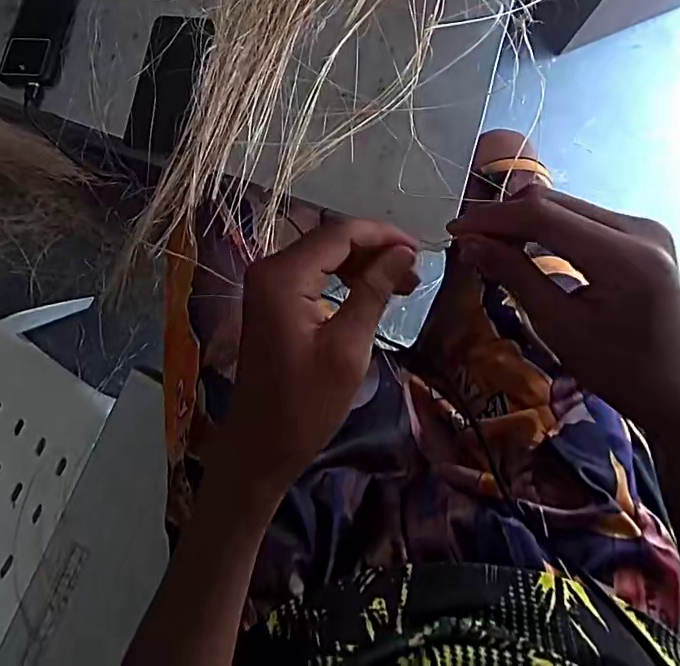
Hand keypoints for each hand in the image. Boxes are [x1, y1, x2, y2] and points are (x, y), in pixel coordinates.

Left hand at [214, 219, 419, 492]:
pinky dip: (343, 277)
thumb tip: (403, 252)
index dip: (382, 235)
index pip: (338, 234)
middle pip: (330, 240)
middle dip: (374, 250)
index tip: (419, 249)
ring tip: (403, 283)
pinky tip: (371, 291)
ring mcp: (267, 282)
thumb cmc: (305, 404)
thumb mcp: (348, 348)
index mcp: (283, 275)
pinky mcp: (271, 298)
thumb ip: (374, 291)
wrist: (260, 445)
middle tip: (415, 272)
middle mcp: (269, 268)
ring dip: (362, 264)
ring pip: (323, 255)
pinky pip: (312, 273)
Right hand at [449, 185, 679, 432]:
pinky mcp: (640, 236)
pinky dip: (545, 228)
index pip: (544, 215)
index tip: (456, 229)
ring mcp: (644, 229)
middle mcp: (641, 230)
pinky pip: (580, 219)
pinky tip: (523, 245)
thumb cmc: (620, 372)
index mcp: (627, 257)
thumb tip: (470, 242)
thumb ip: (514, 275)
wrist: (679, 394)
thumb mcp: (559, 326)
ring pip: (564, 207)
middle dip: (504, 217)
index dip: (493, 218)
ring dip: (522, 221)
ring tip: (490, 243)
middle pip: (554, 204)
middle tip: (468, 238)